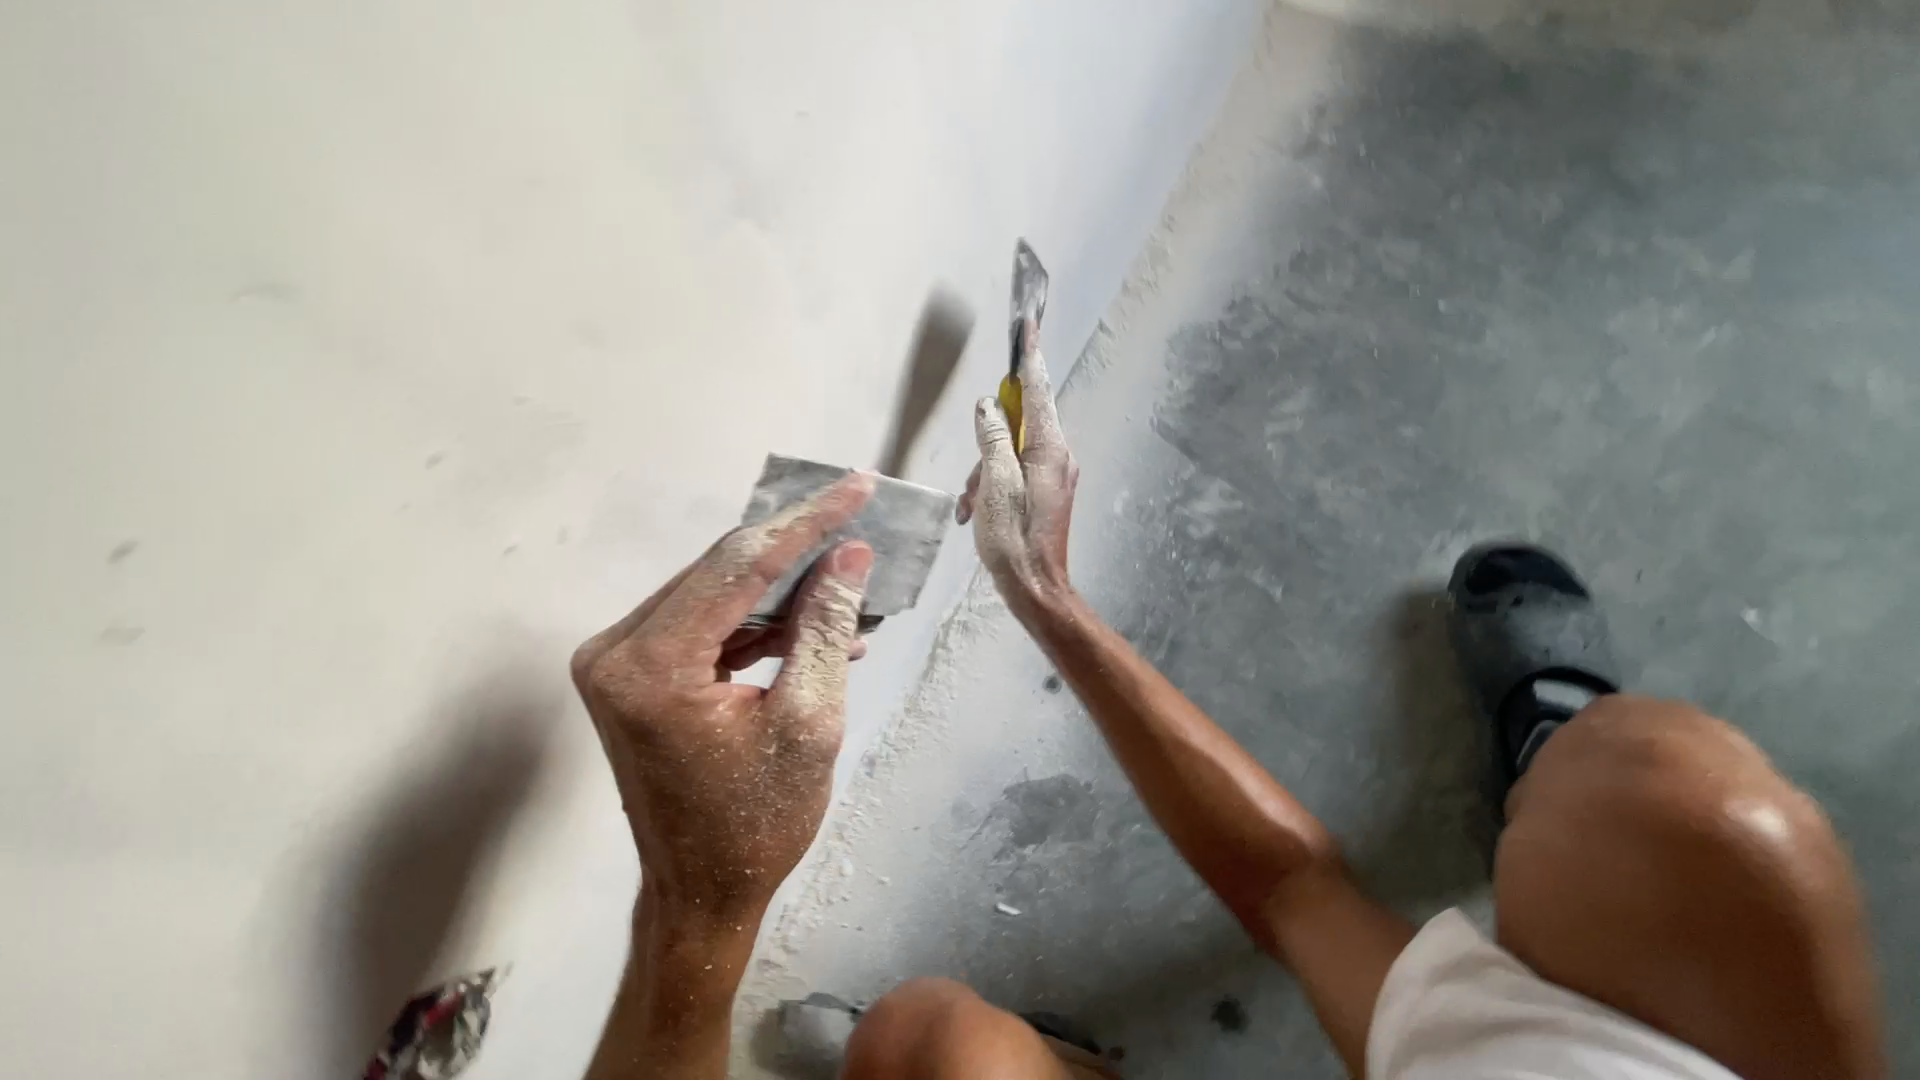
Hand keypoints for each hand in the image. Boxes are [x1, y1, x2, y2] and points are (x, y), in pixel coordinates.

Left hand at [570, 473, 875, 921]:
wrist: (702, 894)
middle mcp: (618, 650)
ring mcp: (620, 662)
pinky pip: (707, 625)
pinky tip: (815, 629)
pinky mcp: (636, 675)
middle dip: (796, 545)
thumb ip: (824, 625)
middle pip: (722, 570)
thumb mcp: (811, 720)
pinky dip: (760, 624)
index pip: (739, 564)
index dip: (807, 521)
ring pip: (716, 592)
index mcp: (652, 665)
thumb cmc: (759, 821)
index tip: (860, 485)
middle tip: (859, 515)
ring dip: (783, 586)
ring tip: (850, 580)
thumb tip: (850, 553)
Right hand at [956, 348, 1078, 607]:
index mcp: (1050, 448)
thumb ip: (992, 438)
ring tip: (971, 506)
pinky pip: (1011, 474)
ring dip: (982, 474)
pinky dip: (990, 488)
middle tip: (973, 483)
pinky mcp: (1044, 493)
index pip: (1037, 390)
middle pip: (1016, 424)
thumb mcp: (995, 483)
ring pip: (1007, 452)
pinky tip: (975, 513)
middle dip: (986, 447)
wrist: (1035, 588)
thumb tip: (988, 406)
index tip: (1028, 324)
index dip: (1028, 357)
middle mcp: (1057, 455)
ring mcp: (1052, 475)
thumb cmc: (1014, 537)